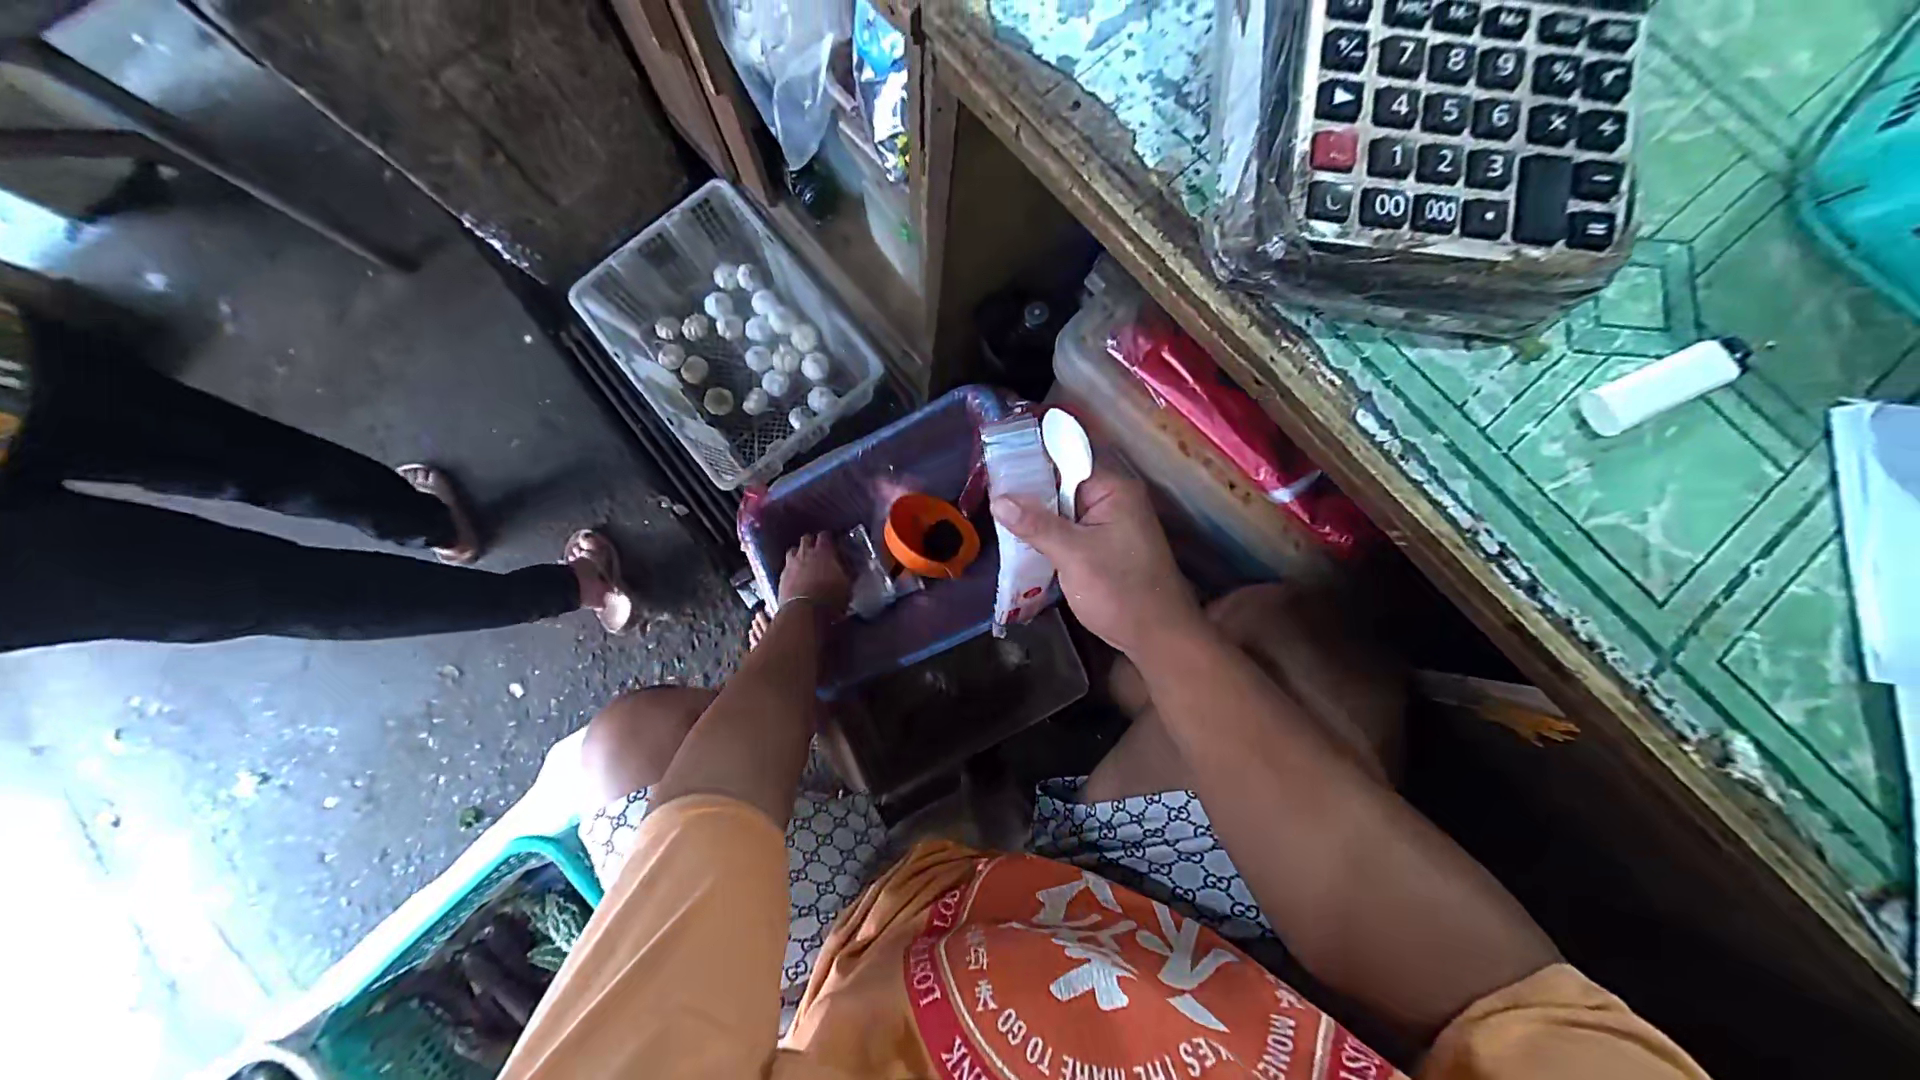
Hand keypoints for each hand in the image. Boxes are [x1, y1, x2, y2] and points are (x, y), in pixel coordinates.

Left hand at [776, 532, 849, 615]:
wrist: (805, 612)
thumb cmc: (831, 597)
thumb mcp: (847, 585)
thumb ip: (847, 572)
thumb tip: (851, 569)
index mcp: (824, 551)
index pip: (825, 535)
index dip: (828, 538)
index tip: (832, 543)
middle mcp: (805, 553)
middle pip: (806, 538)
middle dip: (811, 542)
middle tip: (817, 550)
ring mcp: (791, 564)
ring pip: (793, 550)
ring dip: (798, 554)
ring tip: (804, 562)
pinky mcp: (782, 577)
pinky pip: (786, 566)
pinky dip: (791, 569)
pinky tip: (795, 576)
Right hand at [991, 465, 1203, 655]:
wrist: (1158, 638)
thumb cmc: (1120, 592)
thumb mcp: (1074, 556)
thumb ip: (1036, 524)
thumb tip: (998, 498)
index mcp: (1113, 489)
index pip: (1067, 457)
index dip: (1032, 456)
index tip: (996, 458)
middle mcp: (1112, 498)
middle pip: (1062, 480)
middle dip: (1028, 486)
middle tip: (987, 486)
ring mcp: (1107, 522)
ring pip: (1061, 506)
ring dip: (1034, 511)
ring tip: (994, 507)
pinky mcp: (1100, 544)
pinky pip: (1067, 527)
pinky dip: (1045, 530)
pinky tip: (1018, 535)